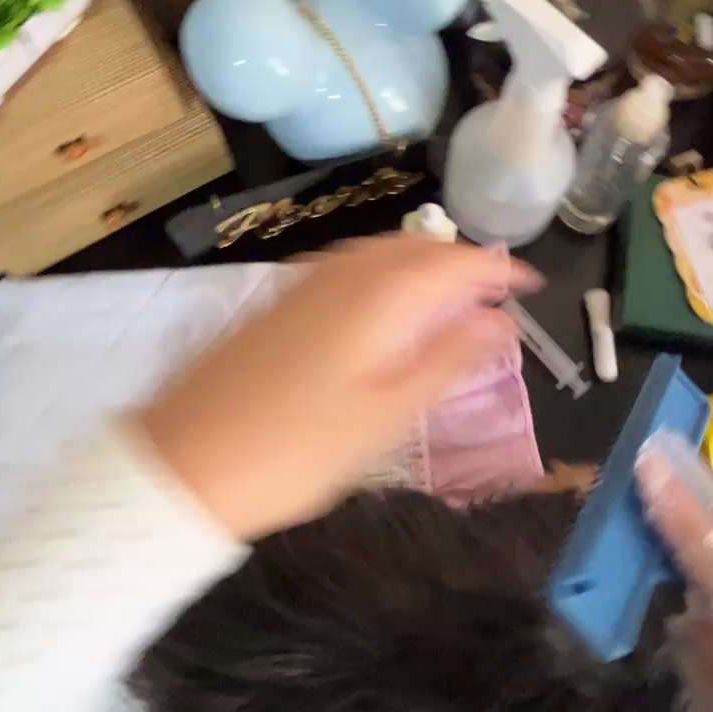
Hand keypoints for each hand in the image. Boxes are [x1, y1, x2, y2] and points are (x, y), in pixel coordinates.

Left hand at [137, 235, 538, 539]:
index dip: (497, 270)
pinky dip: (380, 272)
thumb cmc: (297, 450)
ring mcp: (301, 285)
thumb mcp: (385, 416)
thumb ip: (447, 360)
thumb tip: (500, 323)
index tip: (528, 285)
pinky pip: (343, 267)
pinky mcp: (276, 303)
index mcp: (376, 298)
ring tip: (447, 293)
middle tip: (492, 290)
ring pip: (376, 252)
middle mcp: (339, 275)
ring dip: (419, 262)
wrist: (184, 463)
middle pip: (413, 247)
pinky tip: (380, 304)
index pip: (452, 263)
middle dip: (459, 261)